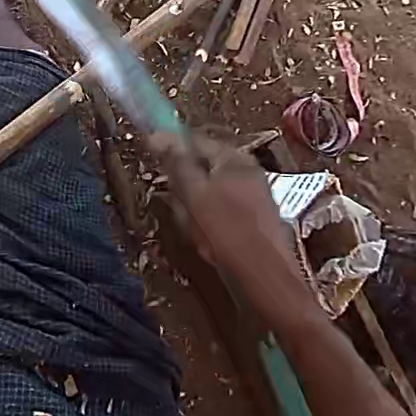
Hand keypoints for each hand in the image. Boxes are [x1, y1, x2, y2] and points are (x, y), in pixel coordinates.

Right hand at [154, 135, 313, 328]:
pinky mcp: (257, 222)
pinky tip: (206, 241)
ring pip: (211, 192)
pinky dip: (209, 222)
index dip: (170, 144)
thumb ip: (177, 163)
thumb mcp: (194, 194)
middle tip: (173, 200)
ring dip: (195, 206)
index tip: (148, 150)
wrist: (266, 280)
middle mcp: (249, 171)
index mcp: (235, 158)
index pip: (196, 140)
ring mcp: (256, 196)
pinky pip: (223, 213)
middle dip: (184, 183)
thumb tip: (159, 135)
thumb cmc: (226, 232)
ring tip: (191, 227)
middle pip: (204, 167)